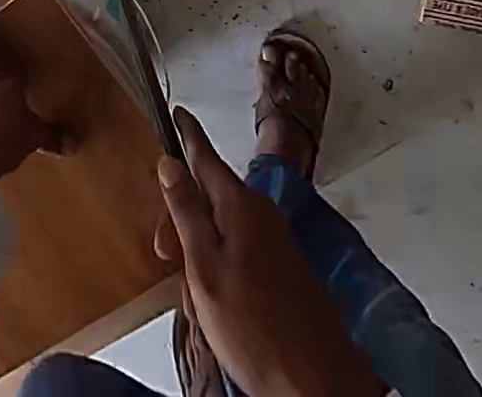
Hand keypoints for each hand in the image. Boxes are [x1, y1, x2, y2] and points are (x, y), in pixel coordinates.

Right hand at [158, 107, 387, 396]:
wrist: (317, 381)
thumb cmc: (252, 326)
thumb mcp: (204, 267)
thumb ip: (186, 212)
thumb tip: (169, 163)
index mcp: (239, 205)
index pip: (205, 156)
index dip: (187, 134)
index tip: (177, 111)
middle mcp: (259, 212)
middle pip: (209, 194)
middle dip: (182, 215)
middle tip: (164, 256)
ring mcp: (274, 237)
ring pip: (222, 224)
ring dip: (198, 245)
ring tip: (192, 290)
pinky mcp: (282, 263)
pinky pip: (239, 245)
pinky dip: (219, 260)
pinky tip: (214, 296)